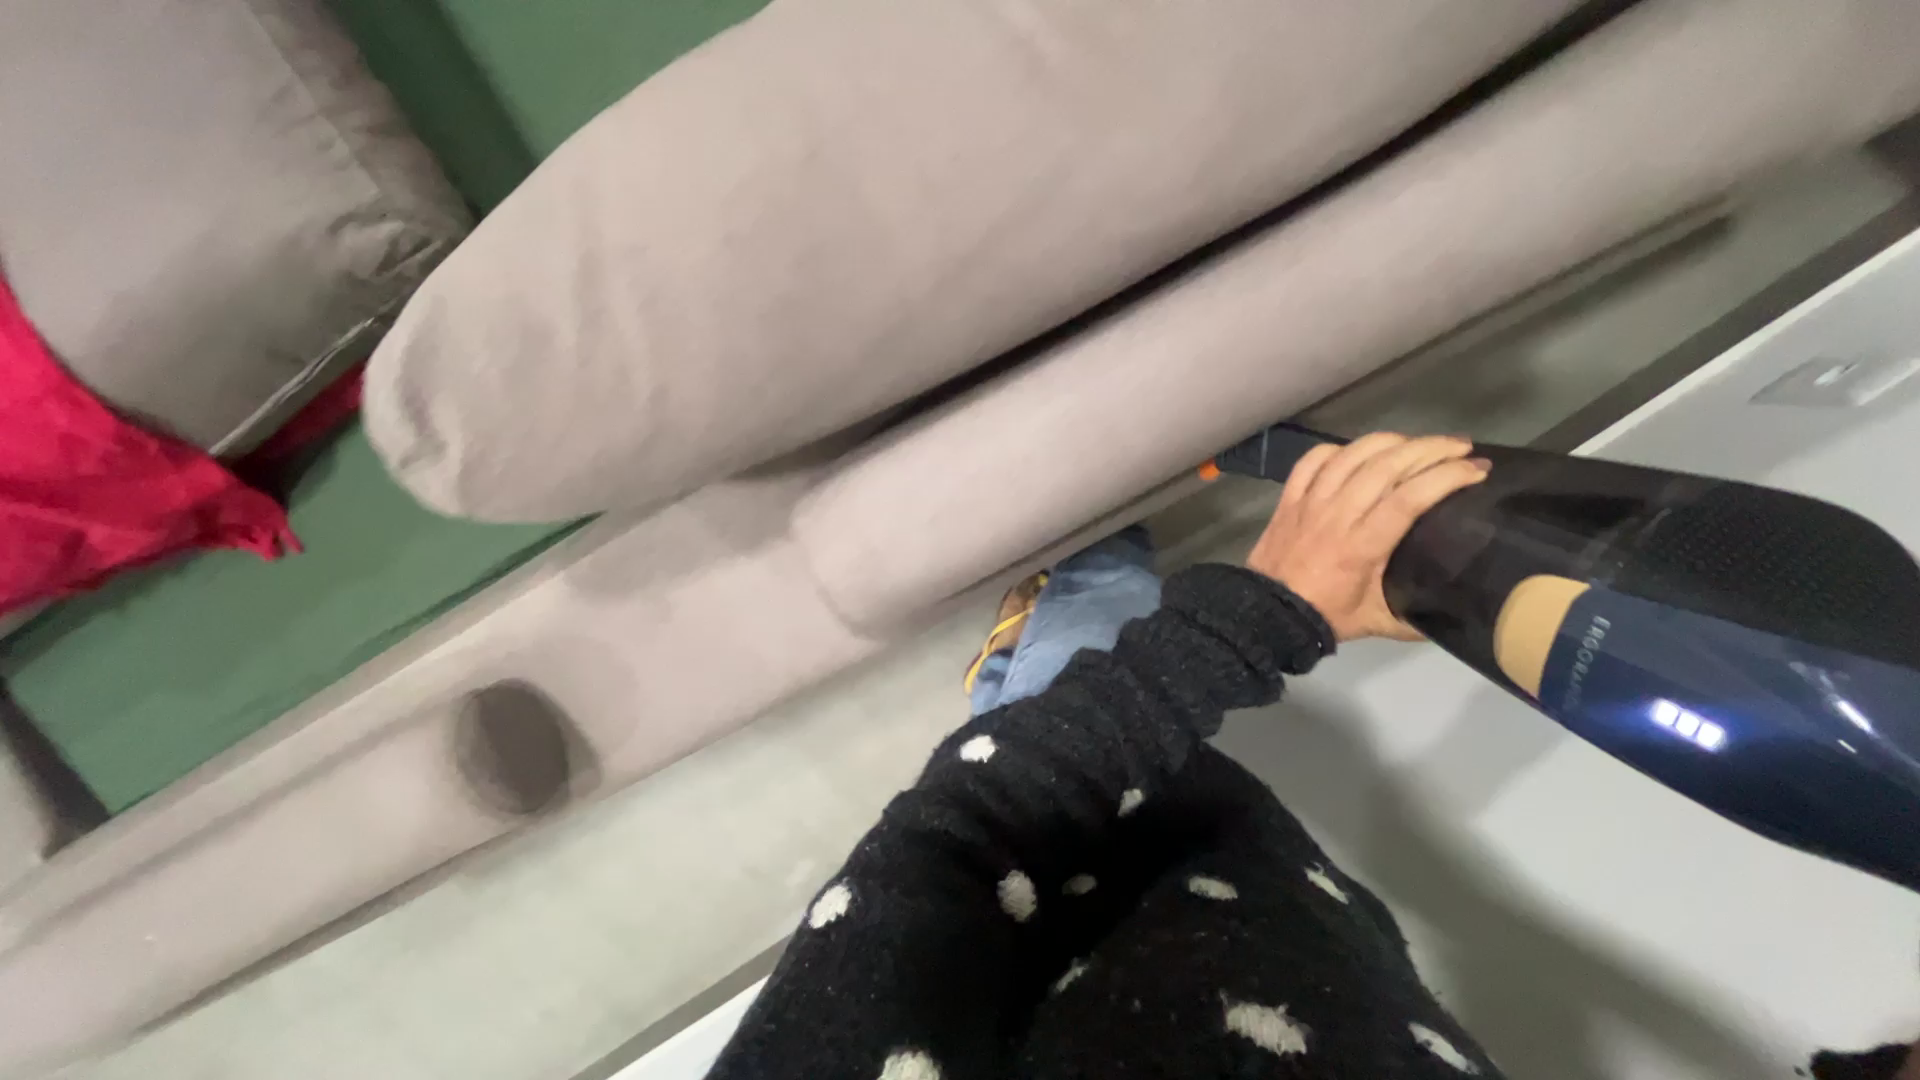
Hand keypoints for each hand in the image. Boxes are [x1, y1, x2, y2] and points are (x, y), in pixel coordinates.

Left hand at [1245, 433, 1488, 642]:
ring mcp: (1308, 502)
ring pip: (1350, 456)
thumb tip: (1458, 606)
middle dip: (1429, 449)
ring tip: (1418, 443)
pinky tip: (1359, 451)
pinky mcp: (1288, 498)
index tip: (1476, 469)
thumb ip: (1417, 616)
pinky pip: (1312, 461)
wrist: (1266, 612)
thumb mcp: (1378, 621)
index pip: (1408, 498)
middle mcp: (1335, 515)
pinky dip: (1338, 449)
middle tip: (1460, 448)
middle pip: (1385, 466)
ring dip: (1389, 442)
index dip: (1445, 477)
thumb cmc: (1324, 615)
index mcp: (1361, 546)